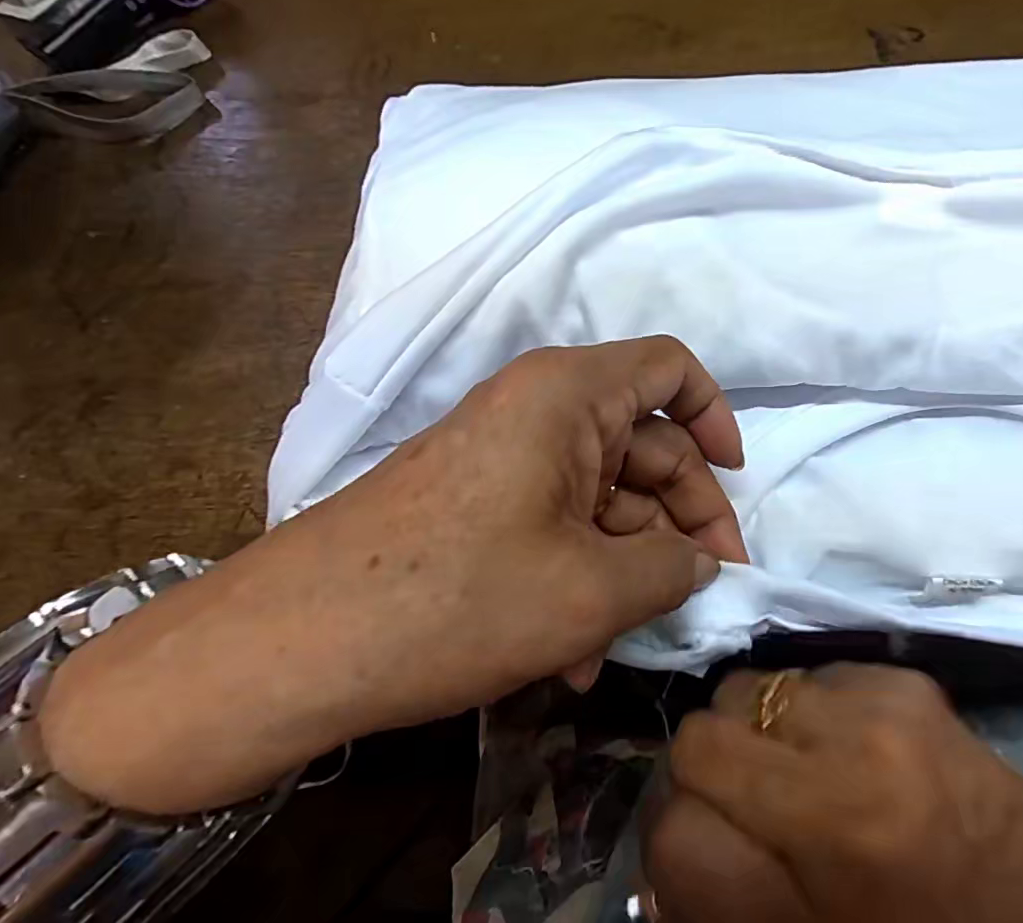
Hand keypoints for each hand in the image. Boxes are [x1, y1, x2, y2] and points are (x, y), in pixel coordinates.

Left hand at [41, 337, 748, 813]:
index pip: (670, 369)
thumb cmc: (456, 598)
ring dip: (629, 566)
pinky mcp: (482, 503)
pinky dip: (583, 576)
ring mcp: (509, 458)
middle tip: (706, 587)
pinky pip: (560, 524)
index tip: (736, 478)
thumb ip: (673, 569)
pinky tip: (577, 652)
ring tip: (625, 644)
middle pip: (647, 446)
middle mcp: (541, 411)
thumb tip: (703, 563)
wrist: (286, 650)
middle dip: (682, 519)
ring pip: (605, 498)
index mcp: (570, 396)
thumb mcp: (592, 593)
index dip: (716, 417)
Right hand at [646, 665, 1022, 922]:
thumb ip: (720, 889)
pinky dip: (810, 707)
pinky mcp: (904, 675)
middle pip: (701, 735)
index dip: (672, 838)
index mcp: (821, 863)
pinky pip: (811, 674)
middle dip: (709, 771)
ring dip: (758, 728)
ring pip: (749, 688)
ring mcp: (878, 708)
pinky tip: (849, 743)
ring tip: (801, 766)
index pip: (674, 827)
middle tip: (748, 801)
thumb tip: (666, 832)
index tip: (696, 842)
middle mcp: (845, 775)